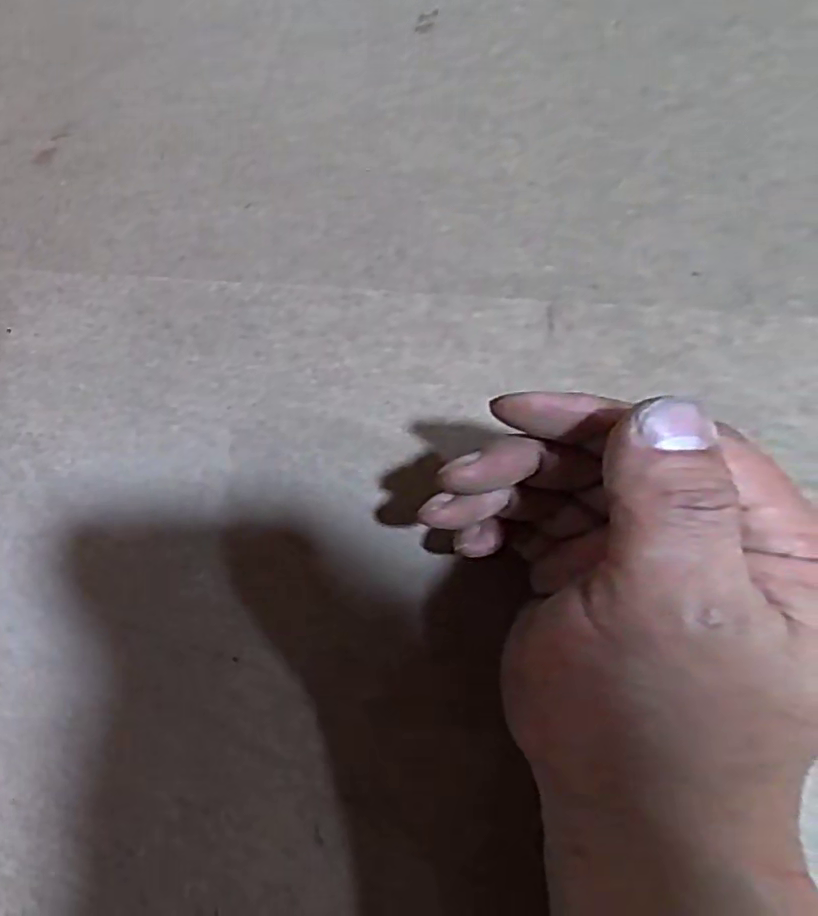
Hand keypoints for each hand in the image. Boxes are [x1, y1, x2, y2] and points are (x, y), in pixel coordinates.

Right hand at [423, 393, 817, 911]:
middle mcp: (704, 543)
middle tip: (452, 482)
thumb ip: (675, 505)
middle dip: (518, 466)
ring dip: (489, 495)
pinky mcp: (582, 579)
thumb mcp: (674, 603)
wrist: (621, 794)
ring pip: (556, 493)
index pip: (681, 445)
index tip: (506, 412)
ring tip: (438, 518)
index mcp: (766, 545)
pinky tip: (460, 544)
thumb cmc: (661, 706)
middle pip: (601, 466)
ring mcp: (637, 561)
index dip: (593, 419)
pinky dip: (487, 526)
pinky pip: (529, 527)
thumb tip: (658, 410)